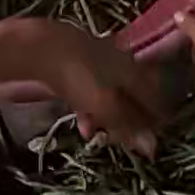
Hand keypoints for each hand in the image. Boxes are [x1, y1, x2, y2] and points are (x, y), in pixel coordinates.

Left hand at [0, 20, 164, 156]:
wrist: (36, 48)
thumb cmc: (77, 75)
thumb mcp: (104, 104)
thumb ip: (127, 124)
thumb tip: (153, 147)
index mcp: (131, 67)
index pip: (153, 94)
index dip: (157, 116)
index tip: (158, 139)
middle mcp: (117, 62)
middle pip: (131, 95)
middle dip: (131, 120)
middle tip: (125, 143)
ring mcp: (94, 63)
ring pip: (109, 95)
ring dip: (108, 119)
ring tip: (101, 138)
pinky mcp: (72, 67)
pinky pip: (90, 93)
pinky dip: (90, 110)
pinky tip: (82, 124)